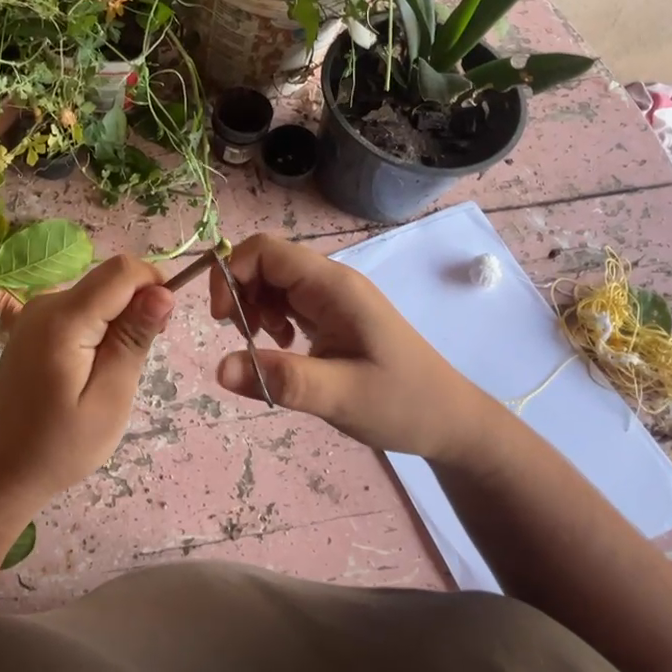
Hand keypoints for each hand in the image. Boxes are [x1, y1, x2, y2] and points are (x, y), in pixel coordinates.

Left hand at [0, 255, 172, 508]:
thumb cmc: (59, 446)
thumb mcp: (110, 398)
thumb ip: (134, 340)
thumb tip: (163, 292)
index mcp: (64, 318)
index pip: (122, 271)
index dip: (154, 285)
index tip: (163, 327)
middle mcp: (46, 303)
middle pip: (109, 279)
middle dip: (137, 306)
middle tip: (138, 361)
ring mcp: (35, 312)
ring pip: (97, 293)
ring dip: (118, 320)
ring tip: (114, 372)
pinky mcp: (33, 324)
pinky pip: (80, 308)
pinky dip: (98, 328)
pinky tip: (93, 369)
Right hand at [211, 233, 489, 461]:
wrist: (452, 421)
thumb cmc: (402, 404)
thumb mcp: (340, 397)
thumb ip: (282, 380)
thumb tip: (219, 369)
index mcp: (334, 286)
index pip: (266, 250)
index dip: (233, 272)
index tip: (223, 320)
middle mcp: (330, 283)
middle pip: (265, 263)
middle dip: (239, 293)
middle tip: (243, 338)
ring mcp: (332, 299)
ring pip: (272, 282)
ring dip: (253, 307)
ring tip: (262, 346)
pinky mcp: (332, 316)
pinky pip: (287, 301)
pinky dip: (270, 319)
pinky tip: (282, 348)